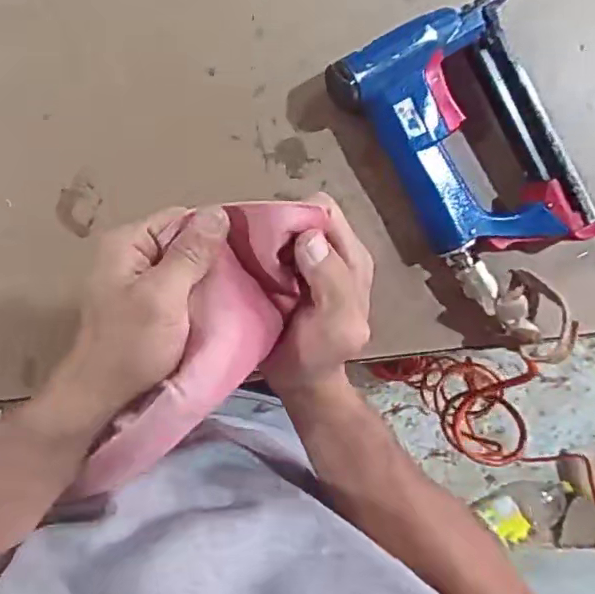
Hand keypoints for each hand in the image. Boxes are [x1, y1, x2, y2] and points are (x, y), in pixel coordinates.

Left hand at [36, 204, 229, 430]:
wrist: (100, 397)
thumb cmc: (130, 345)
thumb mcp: (164, 295)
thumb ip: (190, 254)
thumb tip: (217, 211)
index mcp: (126, 242)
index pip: (179, 218)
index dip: (213, 231)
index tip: (246, 251)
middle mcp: (128, 255)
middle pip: (182, 241)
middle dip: (212, 257)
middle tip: (247, 276)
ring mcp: (134, 282)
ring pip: (183, 268)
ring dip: (207, 280)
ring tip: (238, 291)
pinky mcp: (144, 306)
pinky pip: (177, 289)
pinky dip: (196, 297)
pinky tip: (217, 307)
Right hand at [263, 192, 373, 393]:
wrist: (300, 382)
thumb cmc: (321, 355)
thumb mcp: (337, 324)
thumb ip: (332, 281)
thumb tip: (309, 237)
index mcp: (350, 256)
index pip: (322, 210)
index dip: (296, 219)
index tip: (274, 247)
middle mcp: (328, 250)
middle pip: (297, 216)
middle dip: (274, 230)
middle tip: (257, 261)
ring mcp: (303, 260)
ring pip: (277, 231)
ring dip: (259, 244)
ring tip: (249, 268)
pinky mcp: (280, 271)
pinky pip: (263, 249)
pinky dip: (252, 256)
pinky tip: (244, 272)